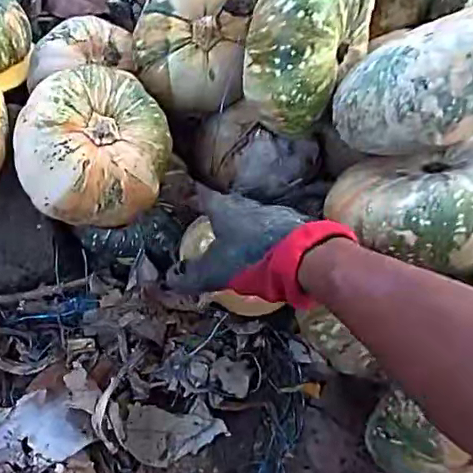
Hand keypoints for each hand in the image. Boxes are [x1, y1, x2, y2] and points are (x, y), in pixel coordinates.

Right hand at [167, 188, 310, 292]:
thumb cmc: (251, 258)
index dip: (195, 195)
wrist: (304, 258)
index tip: (188, 192)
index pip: (204, 196)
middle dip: (220, 212)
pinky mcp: (293, 226)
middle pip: (230, 205)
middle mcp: (249, 206)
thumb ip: (190, 277)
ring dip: (244, 225)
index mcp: (226, 211)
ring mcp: (274, 214)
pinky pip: (272, 229)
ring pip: (252, 216)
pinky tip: (263, 249)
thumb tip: (168, 280)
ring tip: (236, 238)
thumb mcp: (214, 273)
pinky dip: (264, 237)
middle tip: (210, 220)